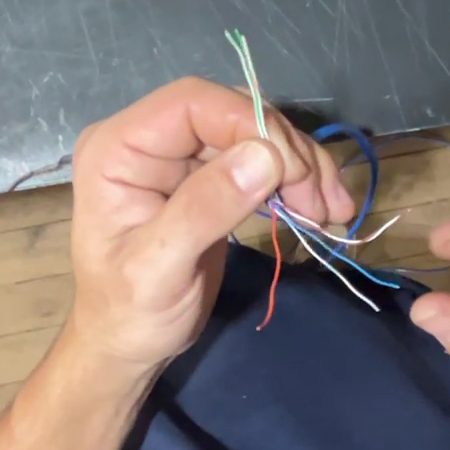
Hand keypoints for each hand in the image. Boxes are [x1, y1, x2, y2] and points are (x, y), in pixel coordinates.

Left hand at [66, 77, 354, 370]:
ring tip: (332, 212)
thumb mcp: (158, 270)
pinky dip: (294, 184)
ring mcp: (178, 159)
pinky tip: (322, 210)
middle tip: (320, 205)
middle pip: (231, 115)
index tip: (294, 173)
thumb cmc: (129, 314)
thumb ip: (204, 210)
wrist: (127, 345)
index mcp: (118, 150)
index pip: (192, 104)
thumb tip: (265, 157)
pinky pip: (257, 164)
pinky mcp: (205, 180)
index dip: (250, 124)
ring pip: (253, 137)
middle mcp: (148, 142)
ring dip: (301, 169)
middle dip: (285, 153)